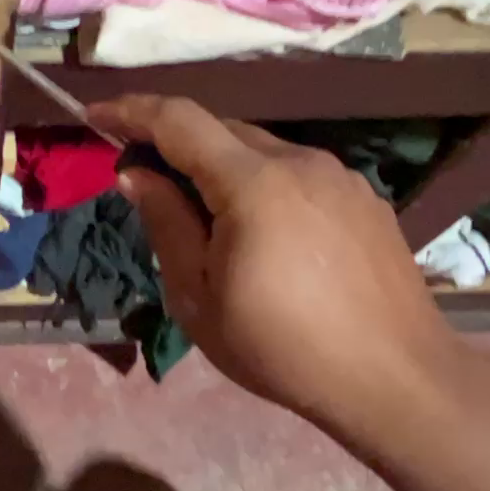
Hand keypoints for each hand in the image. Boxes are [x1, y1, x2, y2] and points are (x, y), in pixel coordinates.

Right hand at [90, 95, 464, 422]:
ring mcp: (339, 177)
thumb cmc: (279, 347)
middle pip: (220, 130)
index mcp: (253, 184)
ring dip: (218, 167)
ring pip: (259, 151)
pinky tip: (261, 234)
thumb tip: (135, 173)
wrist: (395, 379)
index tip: (94, 116)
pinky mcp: (363, 198)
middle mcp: (299, 162)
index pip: (179, 120)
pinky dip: (259, 184)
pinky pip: (295, 174)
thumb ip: (165, 222)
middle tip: (143, 182)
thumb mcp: (198, 296)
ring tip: (204, 219)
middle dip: (173, 144)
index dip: (130, 111)